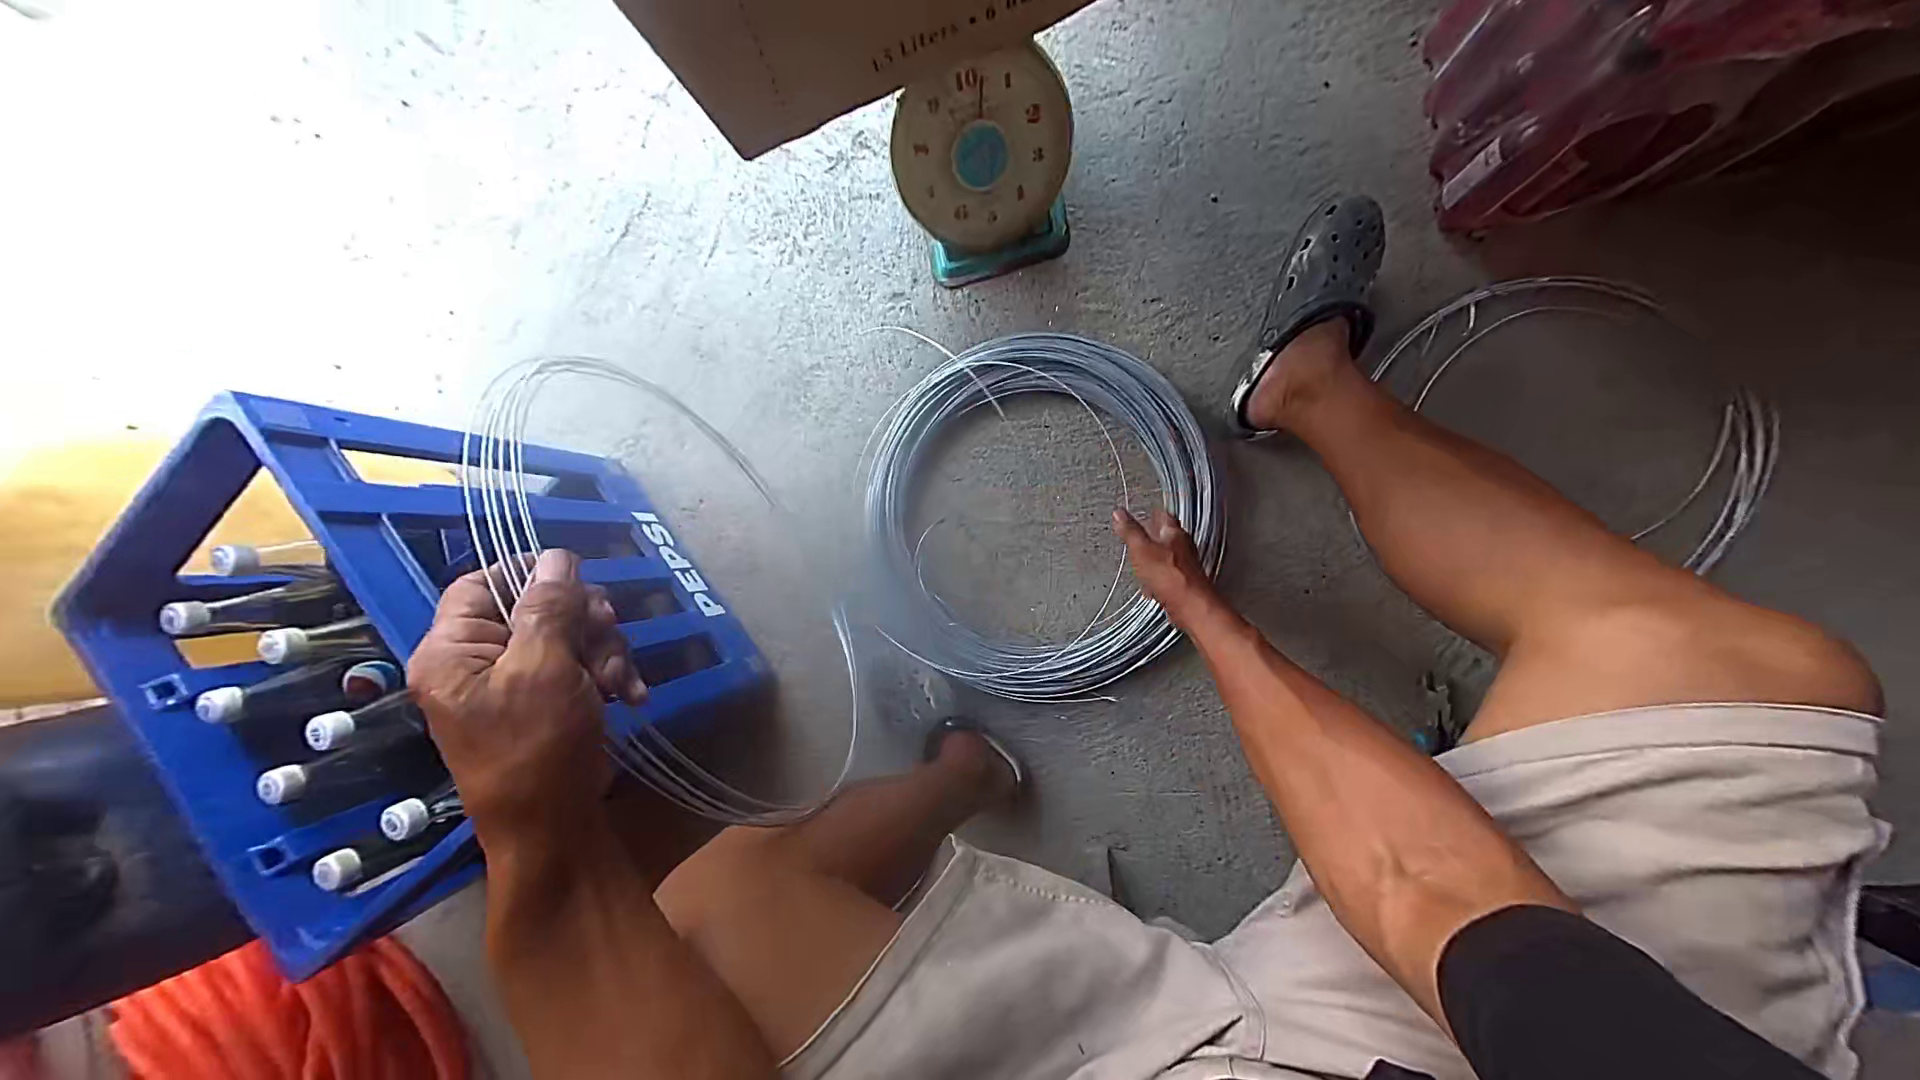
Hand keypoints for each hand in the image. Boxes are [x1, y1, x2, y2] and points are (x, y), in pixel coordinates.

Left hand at [408, 549, 645, 848]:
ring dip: (607, 650)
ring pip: (573, 632)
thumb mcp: (543, 670)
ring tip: (619, 682)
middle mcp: (484, 659)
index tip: (575, 578)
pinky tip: (630, 694)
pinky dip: (612, 673)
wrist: (555, 822)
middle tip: (607, 633)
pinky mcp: (556, 695)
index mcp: (455, 650)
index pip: (480, 584)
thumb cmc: (536, 746)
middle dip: (584, 619)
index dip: (528, 573)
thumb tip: (557, 556)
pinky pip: (587, 663)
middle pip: (539, 605)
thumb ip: (549, 609)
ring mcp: (523, 679)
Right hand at [1110, 508, 1231, 633]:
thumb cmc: (1170, 576)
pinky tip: (1151, 585)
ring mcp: (1186, 567)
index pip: (1163, 516)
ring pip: (1169, 557)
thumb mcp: (1141, 548)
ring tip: (1144, 559)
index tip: (1146, 513)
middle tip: (1144, 534)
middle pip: (1168, 537)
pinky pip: (1169, 577)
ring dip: (1156, 558)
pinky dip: (1158, 578)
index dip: (1153, 514)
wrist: (1189, 605)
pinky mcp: (1184, 585)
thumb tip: (1119, 514)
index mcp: (1174, 534)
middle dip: (1154, 536)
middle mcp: (1184, 548)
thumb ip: (1129, 530)